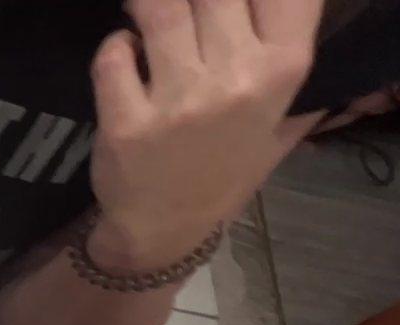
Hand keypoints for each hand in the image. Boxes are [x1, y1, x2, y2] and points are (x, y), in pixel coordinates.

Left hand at [88, 0, 323, 267]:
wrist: (167, 223)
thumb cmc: (225, 164)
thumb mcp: (284, 109)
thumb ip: (290, 53)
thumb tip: (280, 9)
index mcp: (284, 65)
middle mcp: (235, 76)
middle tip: (171, 4)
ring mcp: (177, 100)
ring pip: (162, 16)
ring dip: (146, 4)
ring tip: (140, 6)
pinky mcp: (124, 124)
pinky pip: (113, 61)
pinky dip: (113, 47)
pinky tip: (119, 50)